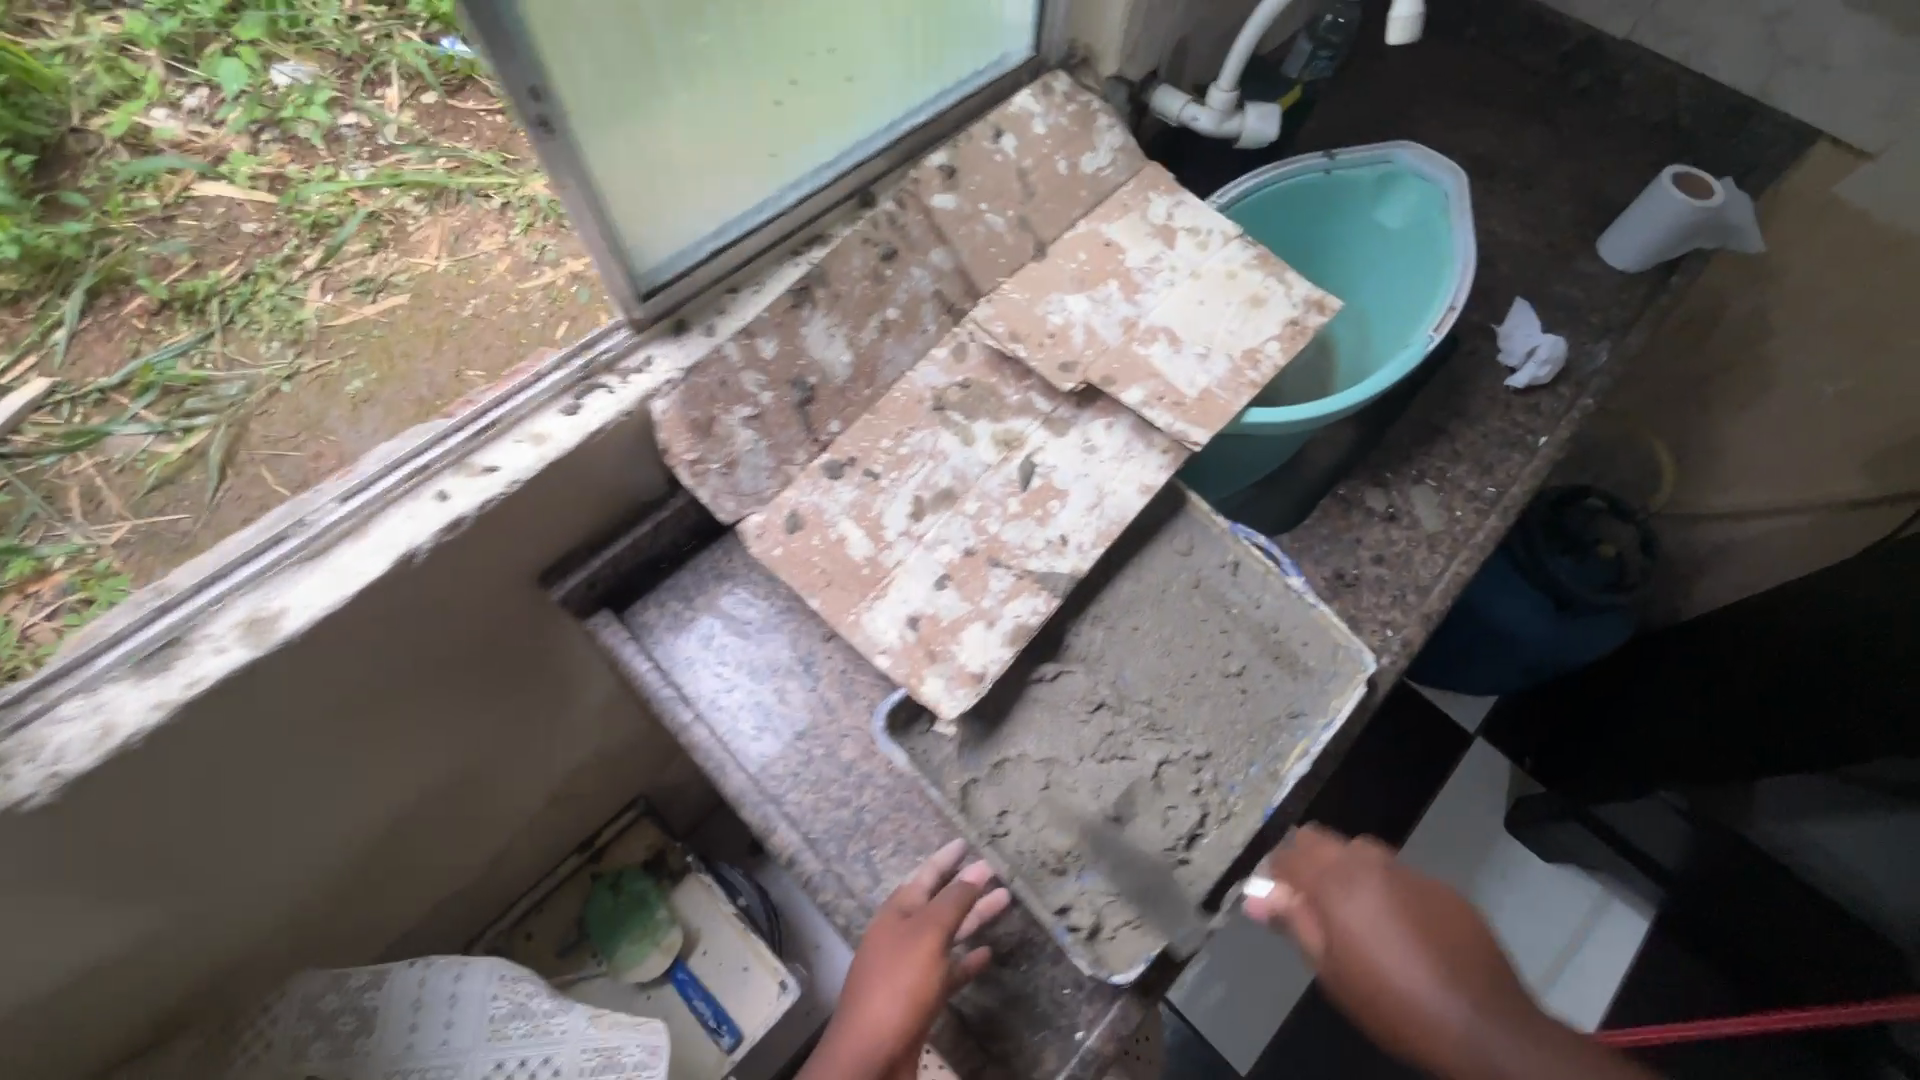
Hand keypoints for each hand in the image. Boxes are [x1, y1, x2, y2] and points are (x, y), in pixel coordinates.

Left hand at [800, 839, 1012, 1079]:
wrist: (871, 1054)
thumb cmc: (898, 984)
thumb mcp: (927, 934)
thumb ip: (953, 901)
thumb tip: (976, 869)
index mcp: (897, 913)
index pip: (926, 875)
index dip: (946, 858)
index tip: (965, 841)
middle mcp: (902, 934)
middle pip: (940, 903)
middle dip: (967, 887)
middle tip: (996, 872)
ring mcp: (911, 968)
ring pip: (948, 935)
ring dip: (974, 920)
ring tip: (1005, 903)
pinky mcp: (921, 999)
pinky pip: (948, 971)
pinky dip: (967, 961)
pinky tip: (987, 954)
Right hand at [1242, 825, 1541, 1078]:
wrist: (1484, 1025)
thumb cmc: (1393, 1002)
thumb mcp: (1331, 971)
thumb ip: (1293, 923)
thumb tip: (1256, 897)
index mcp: (1335, 882)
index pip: (1286, 855)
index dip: (1275, 878)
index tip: (1279, 906)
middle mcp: (1368, 863)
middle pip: (1320, 839)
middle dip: (1307, 862)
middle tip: (1313, 906)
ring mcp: (1408, 870)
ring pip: (1360, 850)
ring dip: (1346, 869)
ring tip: (1356, 913)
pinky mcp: (1441, 886)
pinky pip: (1398, 873)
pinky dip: (1385, 887)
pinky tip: (1399, 927)